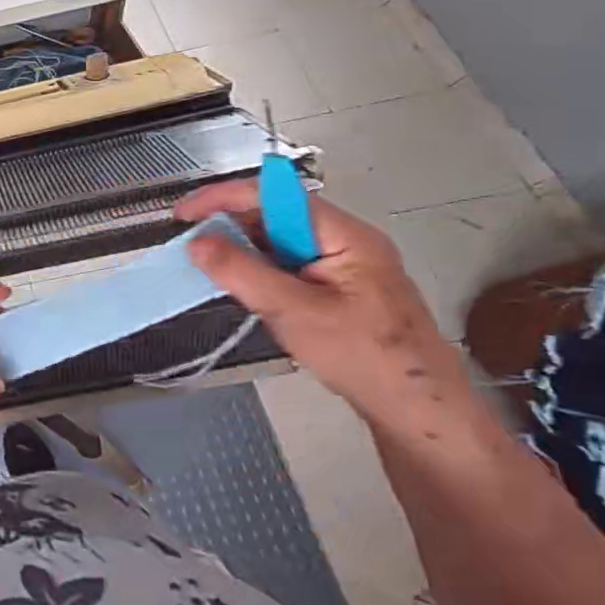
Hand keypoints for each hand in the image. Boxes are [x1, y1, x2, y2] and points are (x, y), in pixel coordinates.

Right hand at [176, 180, 467, 417]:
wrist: (419, 410)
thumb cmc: (366, 359)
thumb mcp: (293, 312)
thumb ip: (242, 272)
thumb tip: (199, 242)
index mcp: (344, 235)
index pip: (275, 195)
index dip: (224, 198)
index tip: (185, 213)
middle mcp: (347, 241)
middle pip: (278, 215)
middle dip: (233, 226)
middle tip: (194, 247)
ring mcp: (346, 266)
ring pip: (283, 243)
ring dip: (247, 252)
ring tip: (215, 272)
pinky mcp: (342, 290)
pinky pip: (293, 267)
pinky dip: (264, 273)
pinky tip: (249, 292)